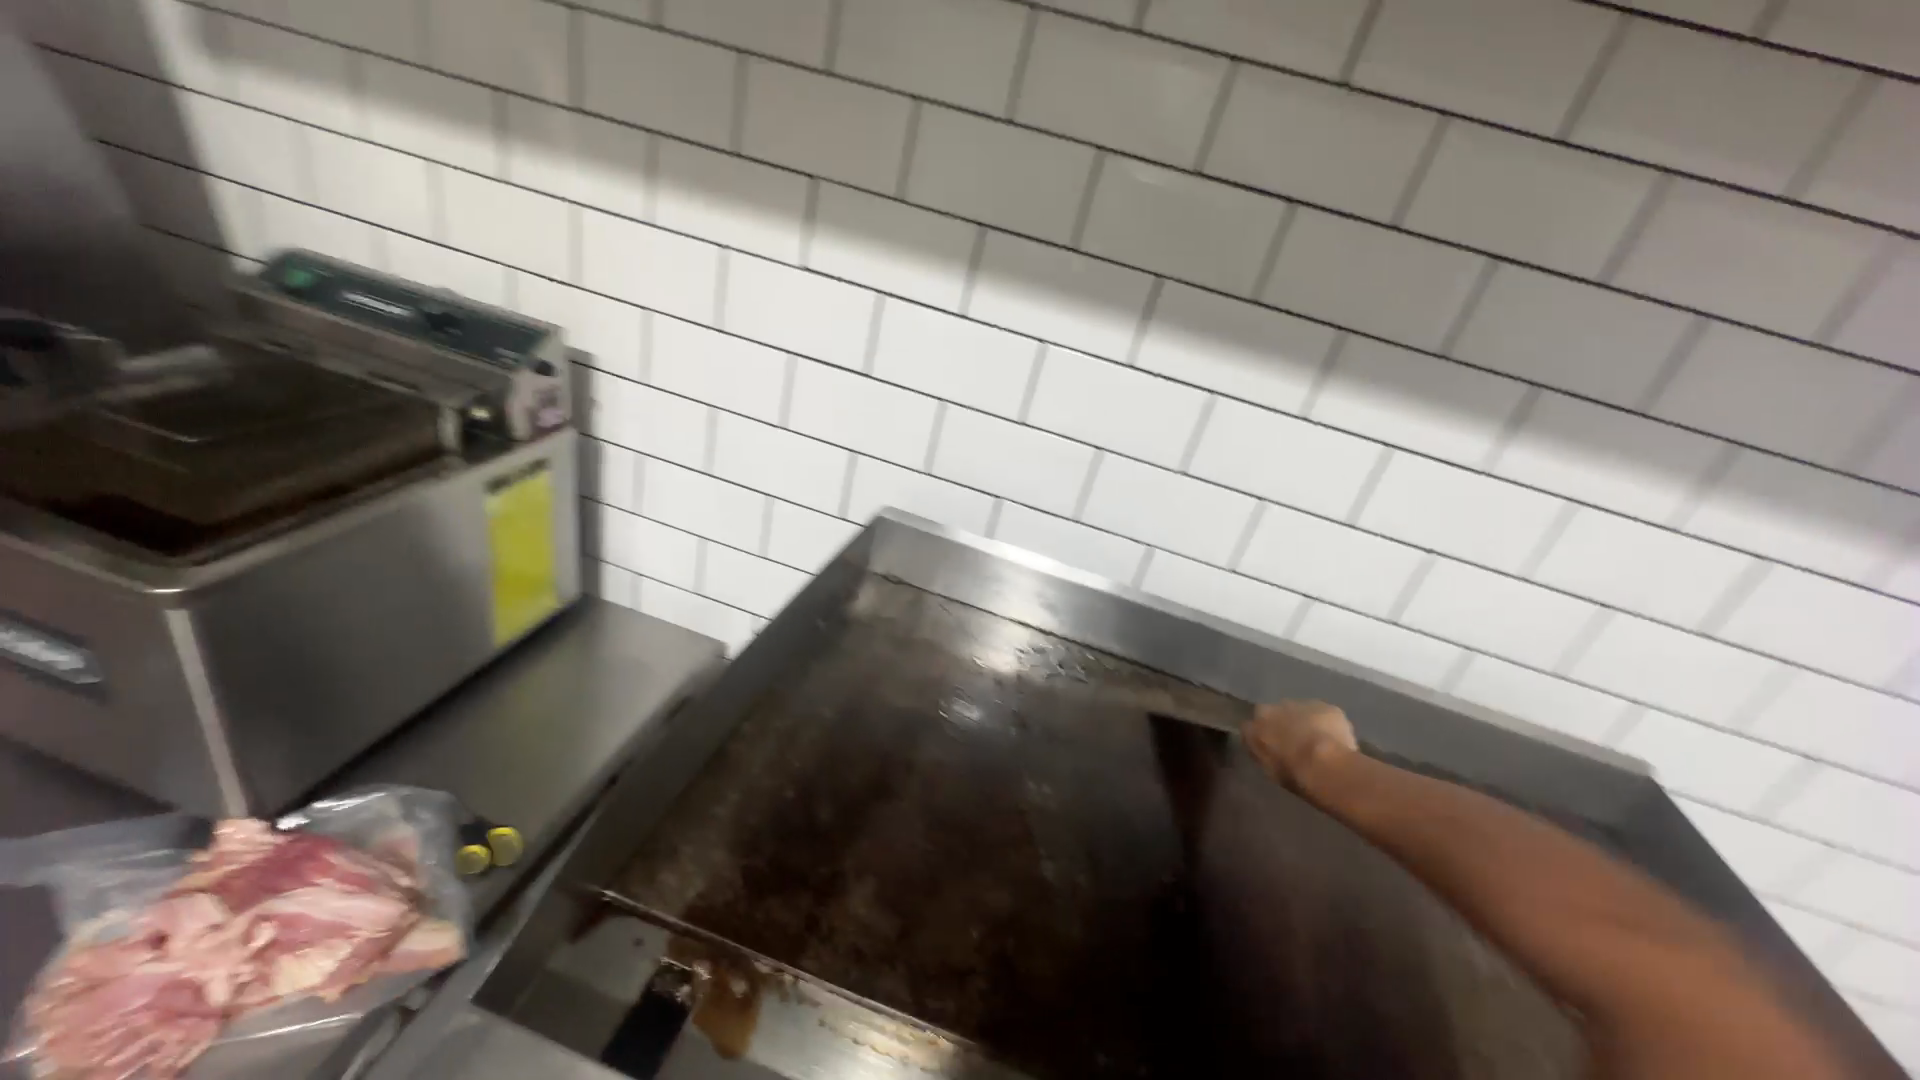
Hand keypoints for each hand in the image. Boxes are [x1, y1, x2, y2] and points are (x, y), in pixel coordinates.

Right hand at [1243, 700, 1357, 788]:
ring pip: (1303, 712)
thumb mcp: (1269, 769)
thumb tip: (1268, 749)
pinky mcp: (1327, 708)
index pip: (1252, 727)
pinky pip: (1326, 717)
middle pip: (1278, 713)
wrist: (1324, 765)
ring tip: (1320, 744)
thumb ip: (1264, 752)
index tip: (1272, 748)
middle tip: (1296, 744)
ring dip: (1307, 723)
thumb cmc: (1292, 772)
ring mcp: (1303, 704)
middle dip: (1285, 725)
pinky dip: (1329, 726)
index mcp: (1257, 724)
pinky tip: (1336, 742)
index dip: (1264, 736)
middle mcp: (1276, 707)